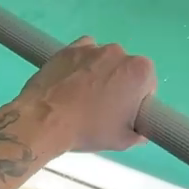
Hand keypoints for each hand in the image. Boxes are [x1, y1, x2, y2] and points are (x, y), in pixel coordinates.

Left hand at [10, 37, 155, 154]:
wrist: (42, 121)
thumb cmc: (87, 129)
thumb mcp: (123, 140)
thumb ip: (139, 132)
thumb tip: (138, 131)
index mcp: (140, 71)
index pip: (146, 85)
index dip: (136, 101)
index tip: (122, 113)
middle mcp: (118, 52)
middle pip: (124, 70)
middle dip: (117, 84)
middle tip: (101, 106)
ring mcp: (90, 48)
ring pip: (102, 61)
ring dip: (97, 73)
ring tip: (80, 95)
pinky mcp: (66, 49)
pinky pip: (80, 54)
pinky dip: (78, 63)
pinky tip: (70, 81)